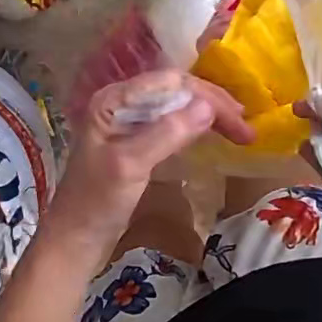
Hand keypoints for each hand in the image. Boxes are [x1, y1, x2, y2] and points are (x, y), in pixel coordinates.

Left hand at [54, 70, 254, 231]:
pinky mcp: (137, 141)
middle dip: (212, 104)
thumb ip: (166, 133)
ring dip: (209, 115)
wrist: (76, 239)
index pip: (170, 82)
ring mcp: (129, 122)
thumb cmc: (96, 202)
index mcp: (113, 99)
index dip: (207, 95)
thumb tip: (207, 105)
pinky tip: (214, 135)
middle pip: (176, 90)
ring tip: (239, 131)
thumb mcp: (130, 165)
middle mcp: (121, 103)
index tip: (238, 116)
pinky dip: (196, 127)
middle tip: (246, 128)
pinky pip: (173, 123)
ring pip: (178, 106)